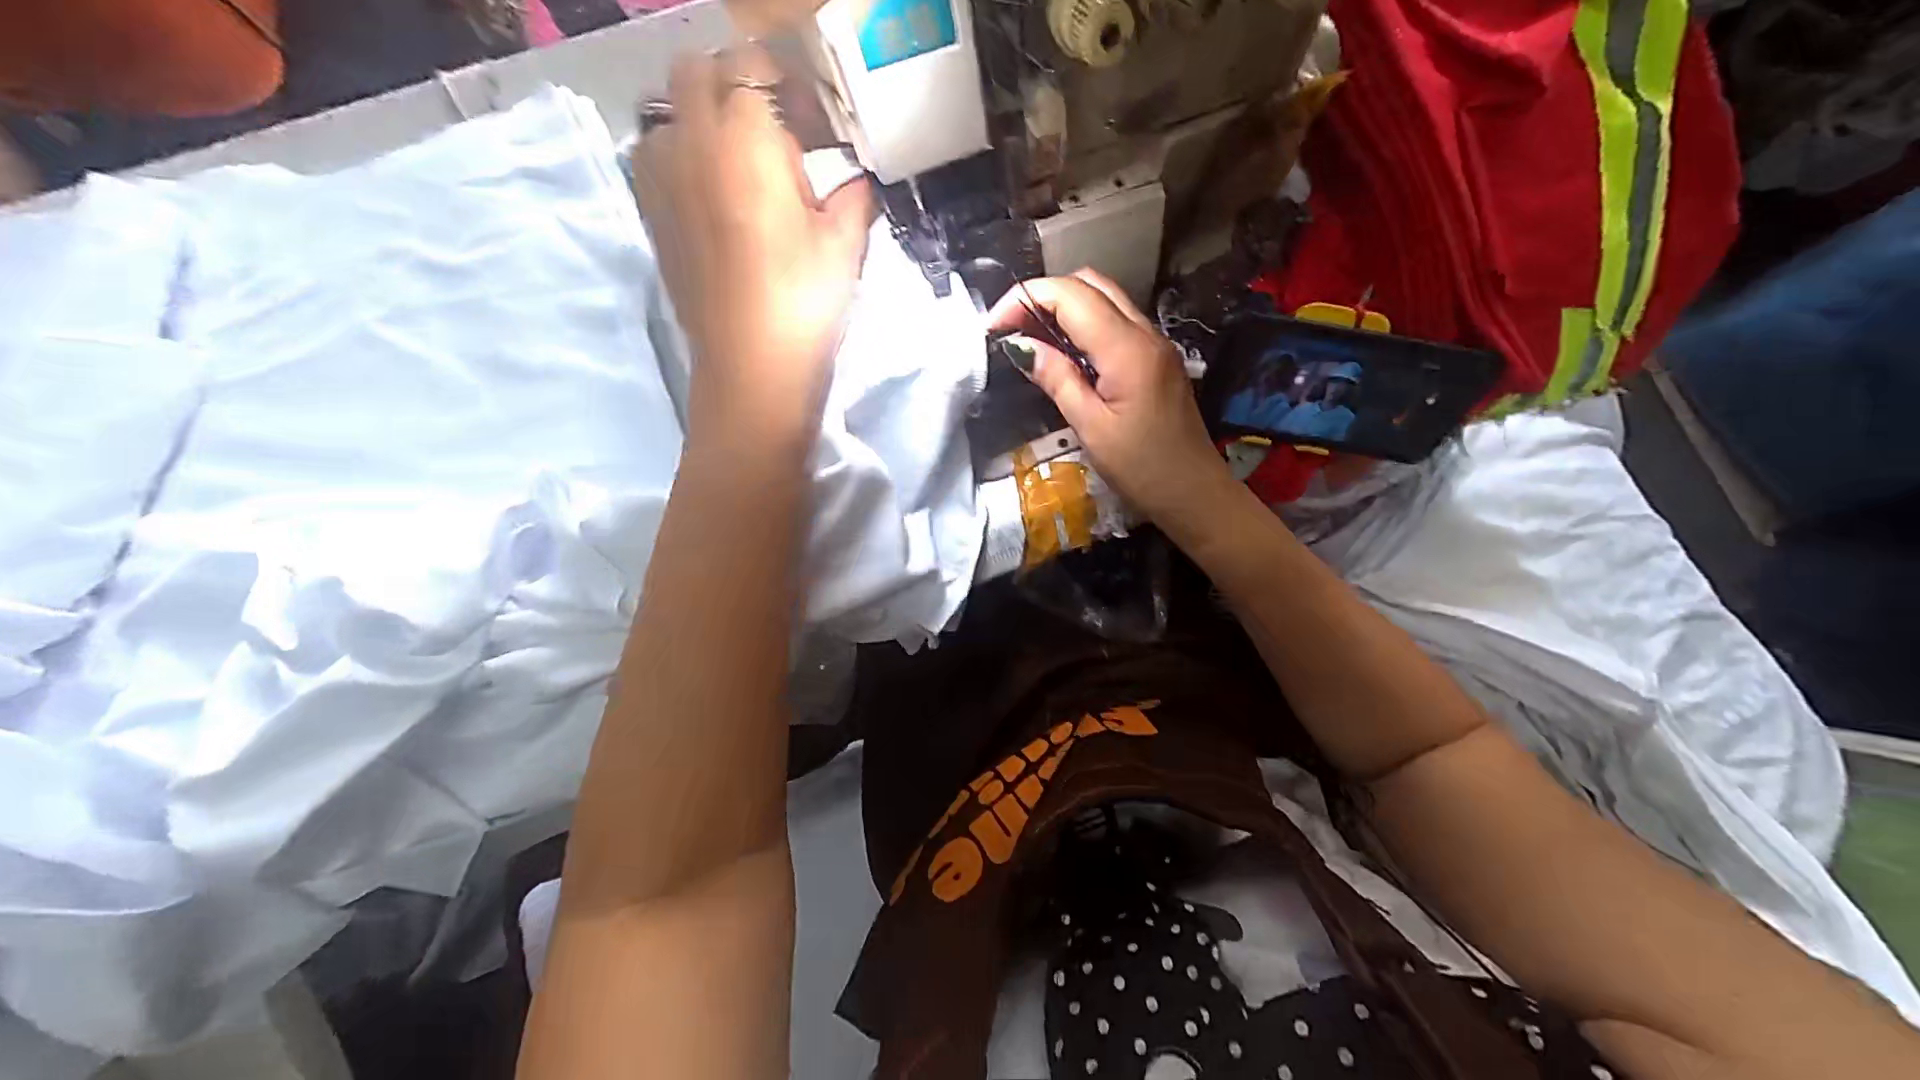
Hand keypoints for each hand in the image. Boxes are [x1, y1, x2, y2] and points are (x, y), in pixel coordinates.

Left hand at [632, 47, 874, 434]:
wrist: (751, 369)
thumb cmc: (804, 304)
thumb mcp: (845, 244)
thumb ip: (852, 194)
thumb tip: (853, 179)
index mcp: (744, 140)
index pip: (752, 66)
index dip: (784, 80)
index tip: (811, 115)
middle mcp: (691, 145)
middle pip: (696, 72)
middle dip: (735, 84)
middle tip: (774, 130)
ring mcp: (661, 181)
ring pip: (669, 114)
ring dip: (703, 121)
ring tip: (741, 166)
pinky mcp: (651, 216)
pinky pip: (656, 159)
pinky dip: (684, 159)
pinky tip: (715, 197)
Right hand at [987, 270, 1242, 535]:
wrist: (1196, 493)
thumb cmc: (1142, 470)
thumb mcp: (1091, 428)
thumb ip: (1057, 379)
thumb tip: (1021, 345)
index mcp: (1127, 349)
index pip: (1071, 295)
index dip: (1026, 298)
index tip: (994, 326)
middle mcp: (1145, 333)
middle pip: (1090, 284)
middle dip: (1044, 295)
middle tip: (1011, 329)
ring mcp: (1155, 343)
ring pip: (1105, 298)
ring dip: (1064, 307)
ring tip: (1030, 338)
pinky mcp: (1156, 358)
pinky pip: (1116, 322)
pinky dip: (1084, 324)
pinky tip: (1063, 352)